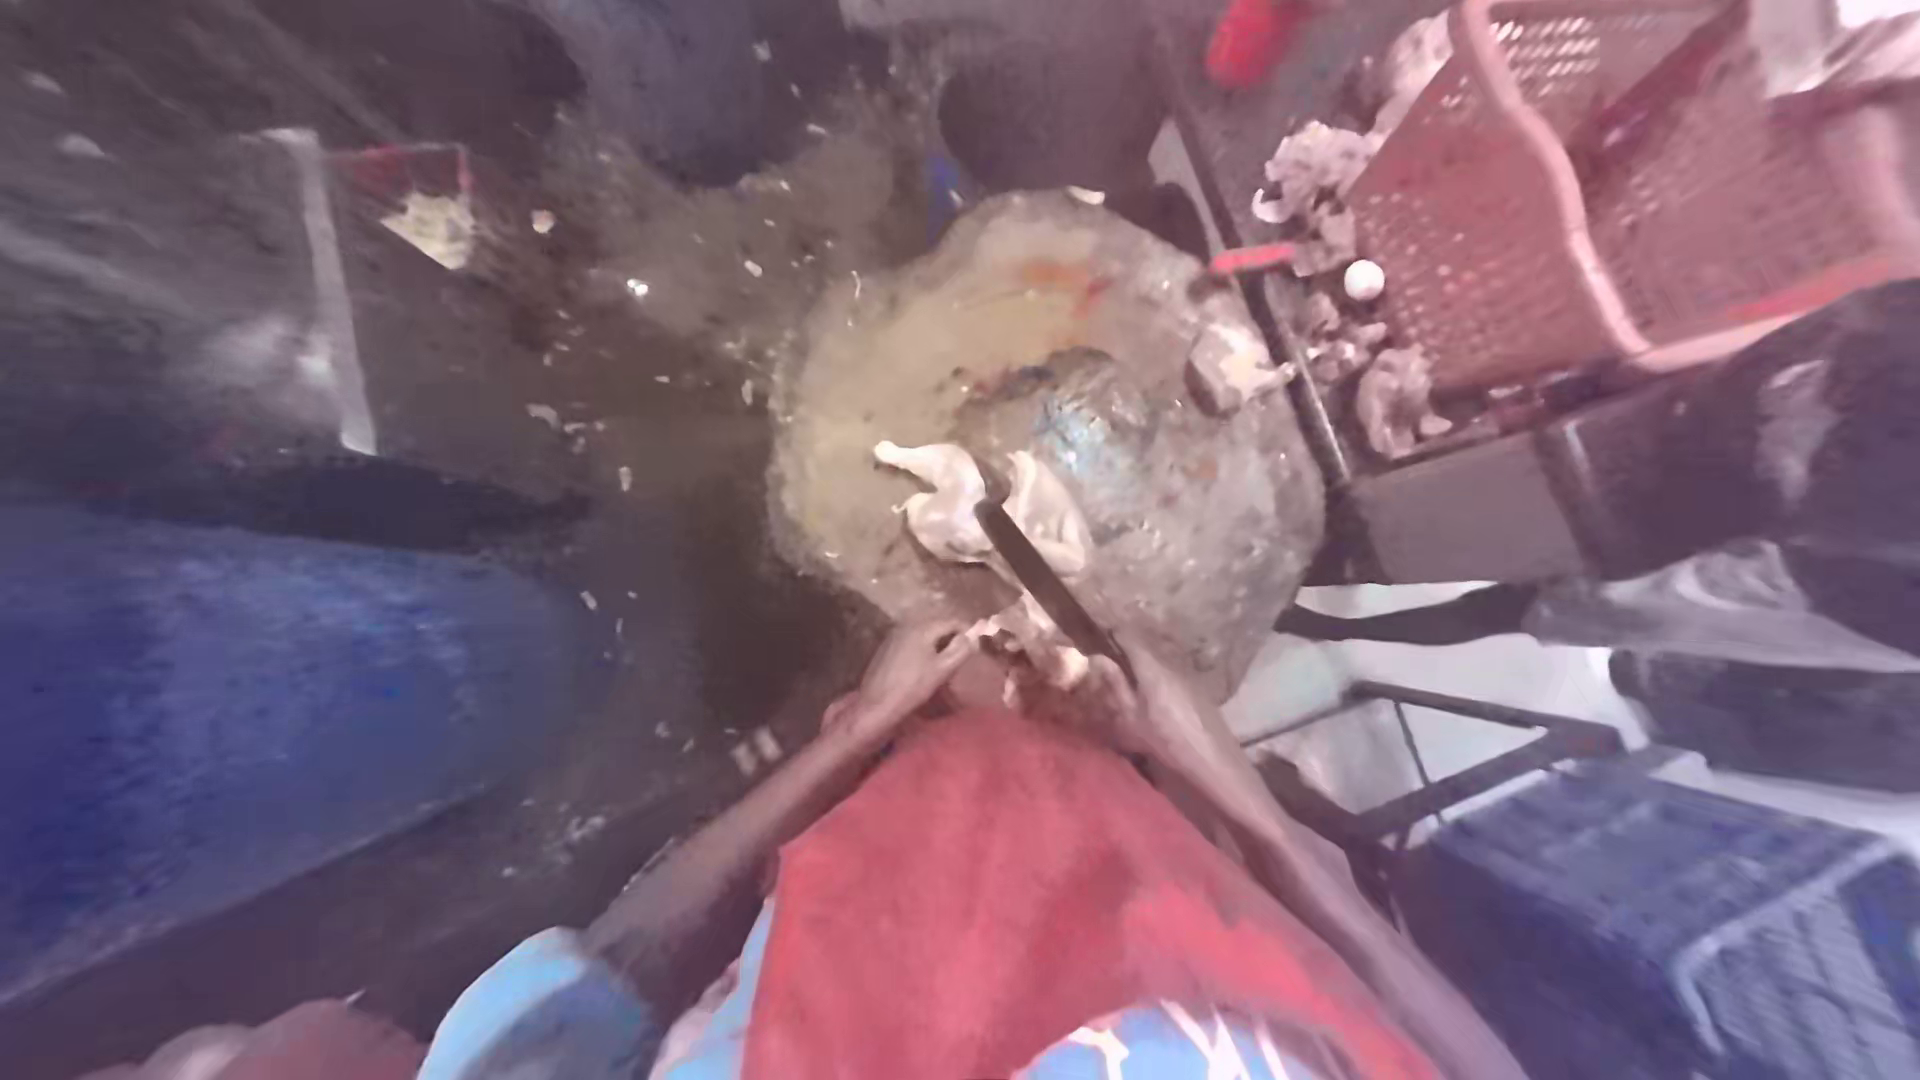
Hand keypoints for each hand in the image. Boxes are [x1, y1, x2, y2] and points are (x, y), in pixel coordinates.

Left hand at [829, 619, 974, 745]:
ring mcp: (895, 635)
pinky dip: (922, 647)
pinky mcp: (887, 646)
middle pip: (937, 625)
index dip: (966, 631)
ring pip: (924, 633)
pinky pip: (911, 640)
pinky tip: (923, 665)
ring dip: (936, 643)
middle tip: (960, 654)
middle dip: (951, 637)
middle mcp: (907, 625)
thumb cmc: (913, 686)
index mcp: (923, 628)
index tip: (974, 645)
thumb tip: (973, 636)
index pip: (952, 621)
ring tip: (944, 661)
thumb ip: (960, 649)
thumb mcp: (942, 669)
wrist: (877, 703)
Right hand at [1086, 632, 1235, 776]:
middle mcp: (1171, 664)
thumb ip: (1115, 686)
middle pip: (1146, 645)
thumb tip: (1097, 658)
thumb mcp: (1131, 719)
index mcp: (1152, 667)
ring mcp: (1188, 674)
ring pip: (1160, 657)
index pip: (1130, 636)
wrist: (1214, 763)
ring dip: (1143, 660)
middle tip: (1109, 655)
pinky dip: (1158, 672)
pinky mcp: (1198, 687)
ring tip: (1128, 672)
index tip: (1098, 635)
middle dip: (1127, 646)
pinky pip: (1171, 670)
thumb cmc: (1166, 741)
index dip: (1113, 632)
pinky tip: (1153, 691)